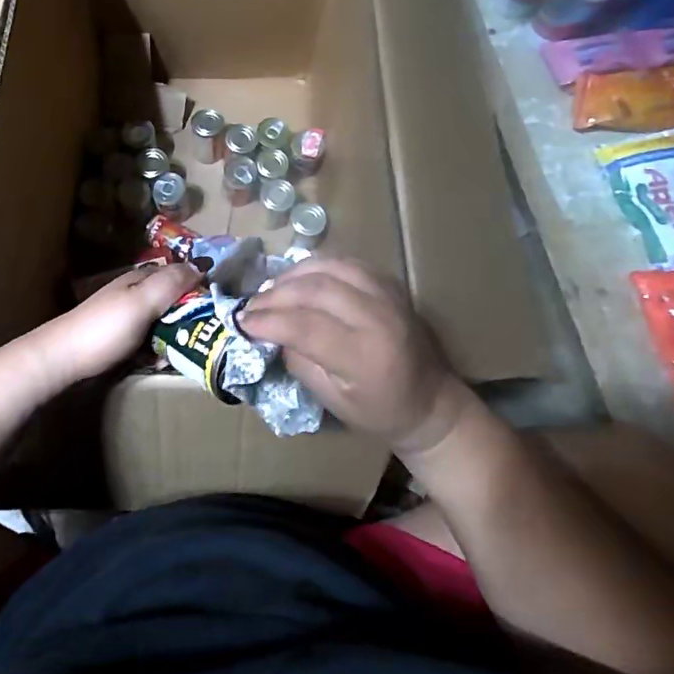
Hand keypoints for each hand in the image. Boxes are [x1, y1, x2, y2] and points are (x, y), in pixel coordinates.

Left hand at [22, 262, 201, 384]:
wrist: (60, 362)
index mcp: (141, 279)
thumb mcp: (141, 301)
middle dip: (190, 316)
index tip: (216, 307)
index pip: (181, 274)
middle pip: (175, 300)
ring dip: (175, 337)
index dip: (200, 286)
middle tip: (201, 336)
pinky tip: (160, 362)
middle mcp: (137, 294)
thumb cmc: (103, 329)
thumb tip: (202, 265)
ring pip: (165, 323)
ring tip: (182, 353)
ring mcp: (129, 318)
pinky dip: (159, 350)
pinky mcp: (123, 340)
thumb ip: (171, 282)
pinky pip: (151, 341)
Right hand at [241, 258, 475, 455]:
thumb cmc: (380, 411)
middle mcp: (378, 316)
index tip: (241, 323)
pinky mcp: (390, 284)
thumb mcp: (333, 400)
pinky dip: (317, 267)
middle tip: (250, 306)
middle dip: (275, 295)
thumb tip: (270, 333)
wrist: (431, 400)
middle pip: (315, 290)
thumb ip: (300, 362)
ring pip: (330, 268)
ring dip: (294, 275)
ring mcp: (387, 294)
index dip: (268, 321)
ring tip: (270, 291)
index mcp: (365, 355)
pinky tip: (299, 279)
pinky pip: (347, 263)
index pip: (306, 326)